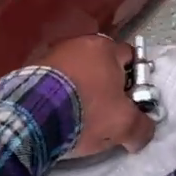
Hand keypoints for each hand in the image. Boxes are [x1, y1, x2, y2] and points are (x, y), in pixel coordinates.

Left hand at [38, 35, 156, 157]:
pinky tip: (56, 115)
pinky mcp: (30, 70)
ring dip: (79, 89)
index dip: (134, 80)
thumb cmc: (87, 111)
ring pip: (76, 71)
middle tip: (105, 111)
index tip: (130, 102)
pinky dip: (57, 94)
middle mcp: (81, 43)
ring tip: (76, 116)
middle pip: (102, 64)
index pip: (130, 58)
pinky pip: (53, 81)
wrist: (31, 117)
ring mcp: (53, 54)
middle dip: (105, 84)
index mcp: (107, 48)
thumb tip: (145, 132)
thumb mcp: (123, 125)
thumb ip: (142, 127)